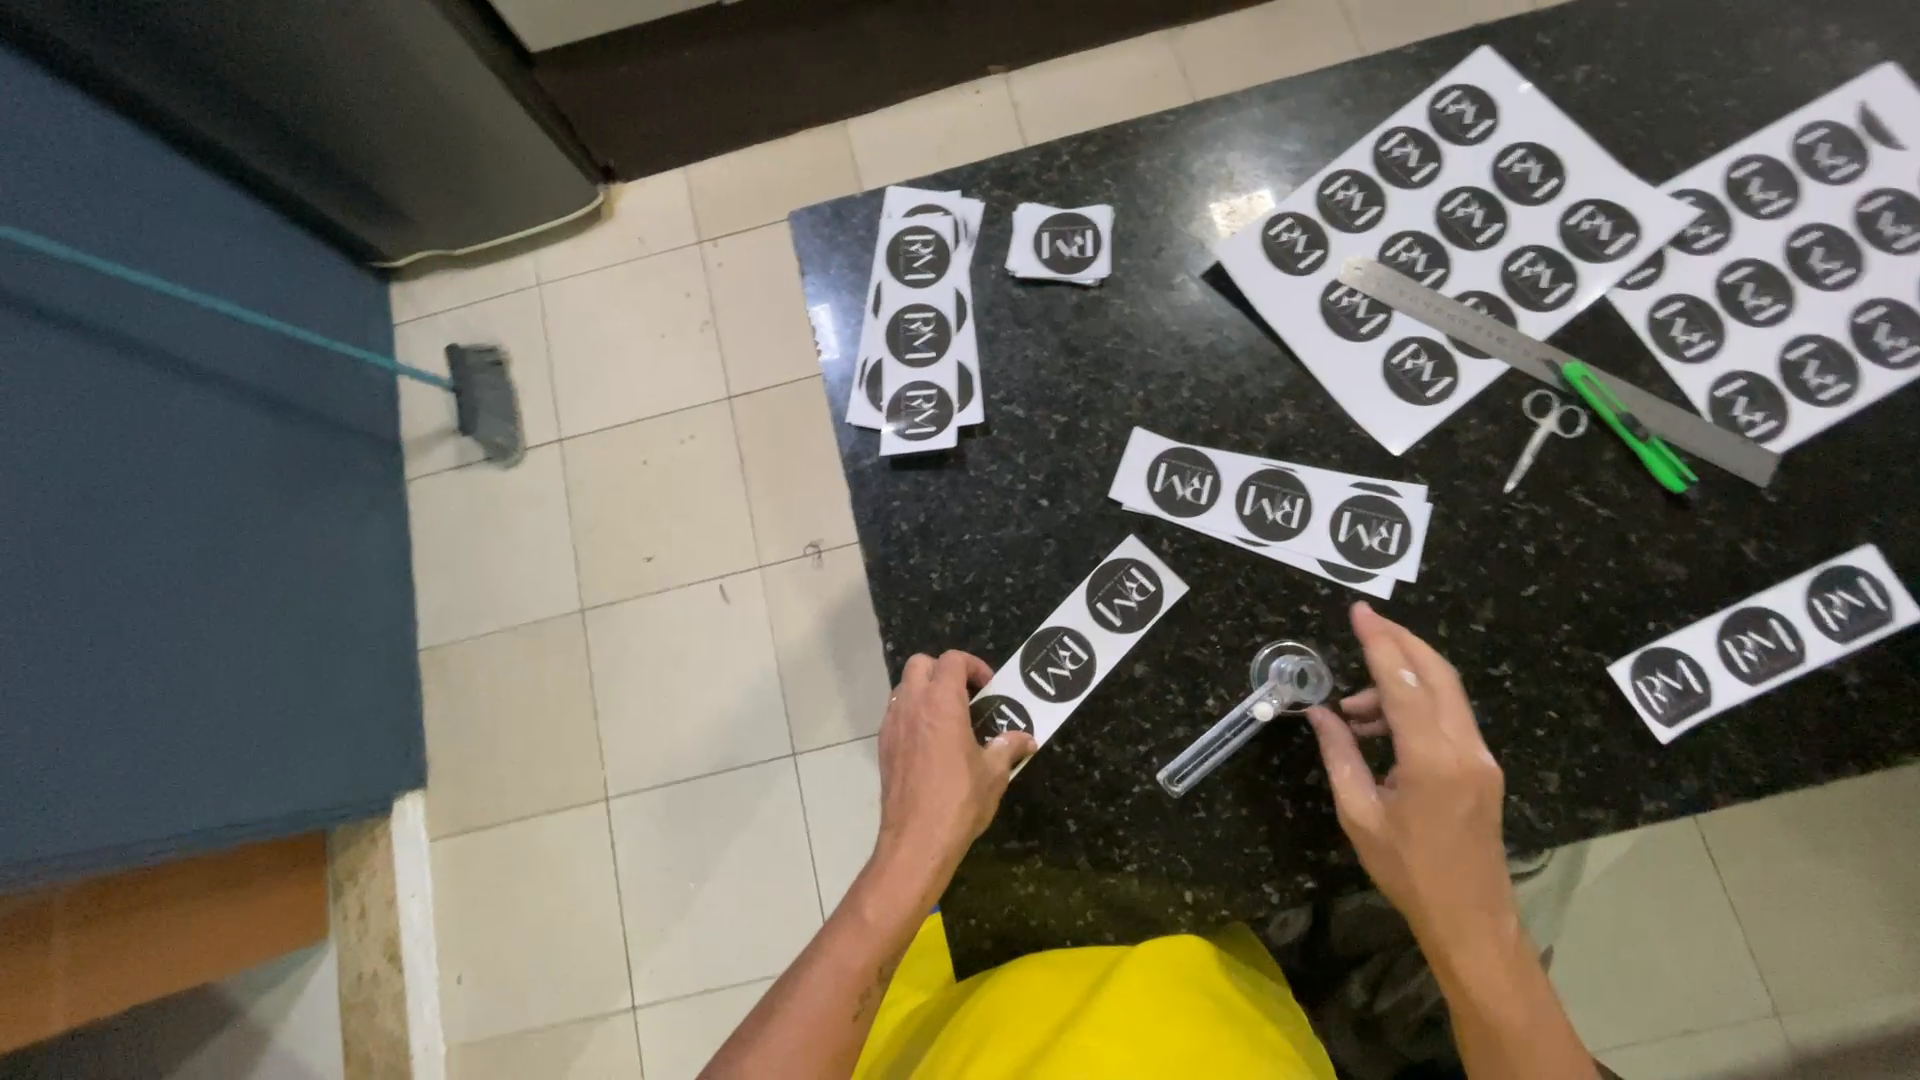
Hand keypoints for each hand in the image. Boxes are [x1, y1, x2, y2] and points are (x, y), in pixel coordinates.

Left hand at [872, 651, 1036, 892]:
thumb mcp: (994, 773)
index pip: (952, 660)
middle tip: (965, 695)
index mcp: (941, 702)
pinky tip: (930, 742)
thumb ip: (1008, 747)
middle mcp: (912, 704)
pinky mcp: (883, 745)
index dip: (973, 665)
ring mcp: (893, 724)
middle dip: (943, 671)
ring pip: (904, 687)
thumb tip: (1026, 739)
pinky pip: (896, 714)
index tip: (987, 688)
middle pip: (920, 663)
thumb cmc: (960, 800)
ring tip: (948, 718)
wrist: (917, 839)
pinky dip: (912, 714)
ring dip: (924, 691)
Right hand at [1305, 603, 1514, 952]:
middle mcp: (1465, 748)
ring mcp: (1480, 757)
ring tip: (1351, 710)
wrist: (1471, 917)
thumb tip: (1318, 712)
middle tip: (1363, 624)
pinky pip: (1447, 716)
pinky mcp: (1482, 767)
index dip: (1380, 642)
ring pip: (1443, 692)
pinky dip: (1413, 704)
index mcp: (1432, 760)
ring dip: (1400, 681)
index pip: (1404, 683)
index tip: (1359, 611)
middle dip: (1400, 642)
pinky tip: (1378, 727)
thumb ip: (1338, 754)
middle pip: (1437, 673)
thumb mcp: (1358, 813)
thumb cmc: (1407, 870)